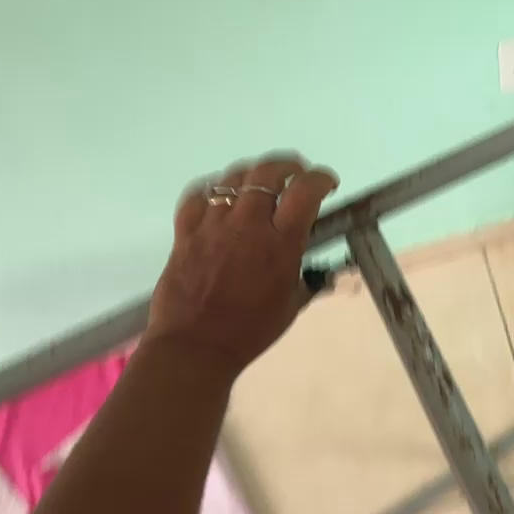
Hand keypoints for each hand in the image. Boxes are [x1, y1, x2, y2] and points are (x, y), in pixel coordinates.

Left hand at [146, 152, 339, 373]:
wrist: (195, 348)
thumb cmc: (250, 331)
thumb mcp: (293, 304)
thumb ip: (309, 280)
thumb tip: (322, 275)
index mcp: (280, 243)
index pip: (306, 190)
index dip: (321, 178)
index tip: (328, 184)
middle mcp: (248, 224)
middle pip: (268, 172)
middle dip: (289, 165)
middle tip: (296, 174)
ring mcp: (213, 226)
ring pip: (233, 178)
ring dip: (253, 174)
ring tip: (260, 184)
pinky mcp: (185, 233)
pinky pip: (197, 196)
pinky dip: (211, 189)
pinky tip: (219, 197)